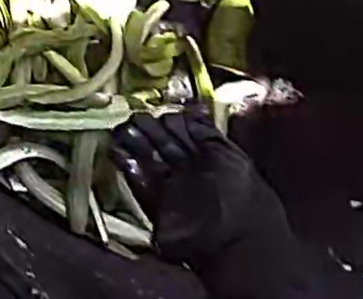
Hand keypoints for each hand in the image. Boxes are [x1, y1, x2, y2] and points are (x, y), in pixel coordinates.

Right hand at [112, 111, 315, 298]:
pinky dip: (122, 159)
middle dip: (146, 125)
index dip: (168, 117)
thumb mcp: (234, 161)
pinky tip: (117, 148)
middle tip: (138, 117)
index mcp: (208, 159)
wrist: (238, 253)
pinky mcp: (154, 204)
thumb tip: (186, 110)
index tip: (160, 109)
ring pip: (142, 152)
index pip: (179, 128)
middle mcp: (186, 170)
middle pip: (158, 137)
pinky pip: (133, 176)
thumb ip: (207, 135)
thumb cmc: (245, 204)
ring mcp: (169, 186)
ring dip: (131, 137)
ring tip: (126, 129)